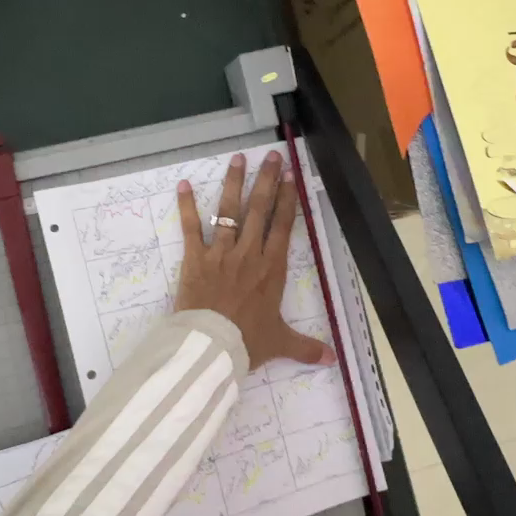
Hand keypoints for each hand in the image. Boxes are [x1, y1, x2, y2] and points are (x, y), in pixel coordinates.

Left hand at [173, 152, 332, 371]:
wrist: (211, 345)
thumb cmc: (247, 342)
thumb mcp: (280, 343)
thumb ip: (305, 347)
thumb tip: (332, 360)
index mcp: (271, 269)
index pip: (282, 226)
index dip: (287, 199)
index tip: (290, 176)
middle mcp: (248, 254)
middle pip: (259, 210)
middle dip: (266, 180)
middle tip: (271, 156)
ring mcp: (221, 253)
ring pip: (228, 212)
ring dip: (233, 183)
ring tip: (238, 158)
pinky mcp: (195, 259)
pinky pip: (191, 228)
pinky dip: (187, 206)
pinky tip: (184, 184)